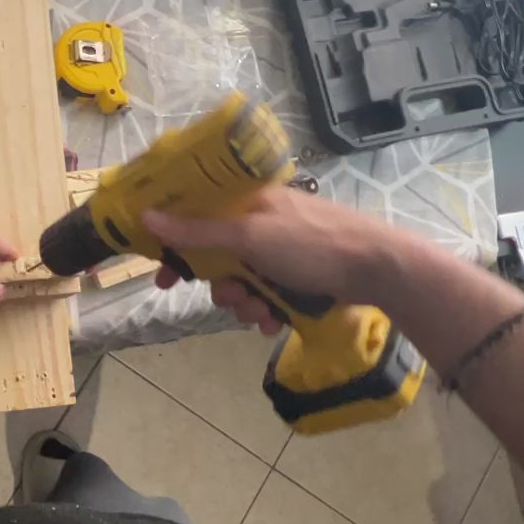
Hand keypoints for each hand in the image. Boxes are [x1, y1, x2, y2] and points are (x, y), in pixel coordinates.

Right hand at [142, 188, 417, 334]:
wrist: (376, 269)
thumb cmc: (311, 244)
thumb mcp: (249, 235)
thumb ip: (197, 230)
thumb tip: (147, 216)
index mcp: (247, 202)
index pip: (196, 218)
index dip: (177, 248)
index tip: (165, 279)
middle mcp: (260, 223)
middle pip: (217, 259)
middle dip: (222, 287)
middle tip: (233, 298)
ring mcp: (279, 251)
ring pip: (240, 284)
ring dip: (245, 304)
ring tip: (263, 312)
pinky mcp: (296, 276)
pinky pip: (264, 297)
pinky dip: (265, 312)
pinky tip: (276, 321)